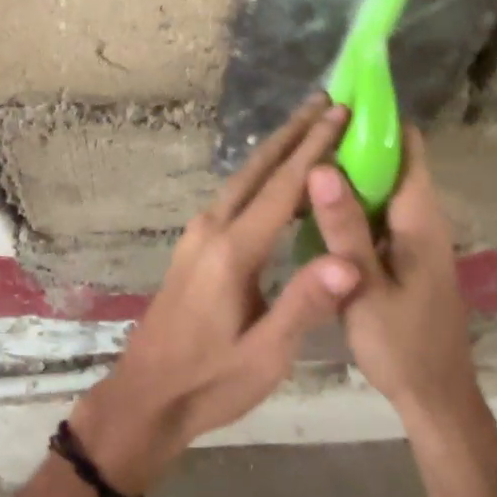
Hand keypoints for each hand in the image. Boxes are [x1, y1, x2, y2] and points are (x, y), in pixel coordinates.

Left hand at [67, 95, 361, 495]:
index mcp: (232, 250)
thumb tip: (350, 261)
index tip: (341, 112)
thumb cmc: (209, 382)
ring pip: (244, 179)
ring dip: (278, 151)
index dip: (315, 148)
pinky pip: (236, 197)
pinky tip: (281, 182)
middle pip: (258, 169)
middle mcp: (212, 228)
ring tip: (310, 127)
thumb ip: (305, 305)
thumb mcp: (264, 355)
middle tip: (326, 100)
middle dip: (294, 132)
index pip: (282, 187)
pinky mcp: (196, 246)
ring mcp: (199, 235)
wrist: (145, 397)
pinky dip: (264, 176)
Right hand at [306, 126, 481, 423]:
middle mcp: (421, 218)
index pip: (406, 146)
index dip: (376, 119)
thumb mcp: (364, 286)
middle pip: (390, 162)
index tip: (336, 102)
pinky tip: (314, 207)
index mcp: (420, 217)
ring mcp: (413, 238)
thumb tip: (321, 167)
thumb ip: (344, 228)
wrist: (435, 398)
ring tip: (300, 161)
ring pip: (380, 189)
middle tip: (302, 134)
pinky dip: (350, 203)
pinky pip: (376, 214)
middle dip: (352, 143)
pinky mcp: (403, 256)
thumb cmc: (403, 344)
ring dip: (348, 174)